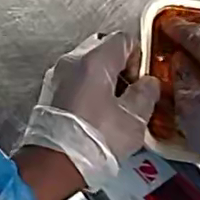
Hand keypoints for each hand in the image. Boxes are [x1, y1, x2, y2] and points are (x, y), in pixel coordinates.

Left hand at [19, 32, 158, 189]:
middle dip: (120, 64)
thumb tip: (149, 82)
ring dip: (103, 76)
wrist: (55, 161)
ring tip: (115, 105)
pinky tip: (96, 111)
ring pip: (87, 62)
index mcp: (94, 60)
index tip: (142, 79)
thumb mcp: (133, 119)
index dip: (138, 55)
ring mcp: (57, 73)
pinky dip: (87, 85)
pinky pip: (74, 77)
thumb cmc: (94, 140)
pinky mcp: (49, 89)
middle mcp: (71, 60)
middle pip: (103, 47)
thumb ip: (145, 94)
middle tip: (130, 91)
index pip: (122, 38)